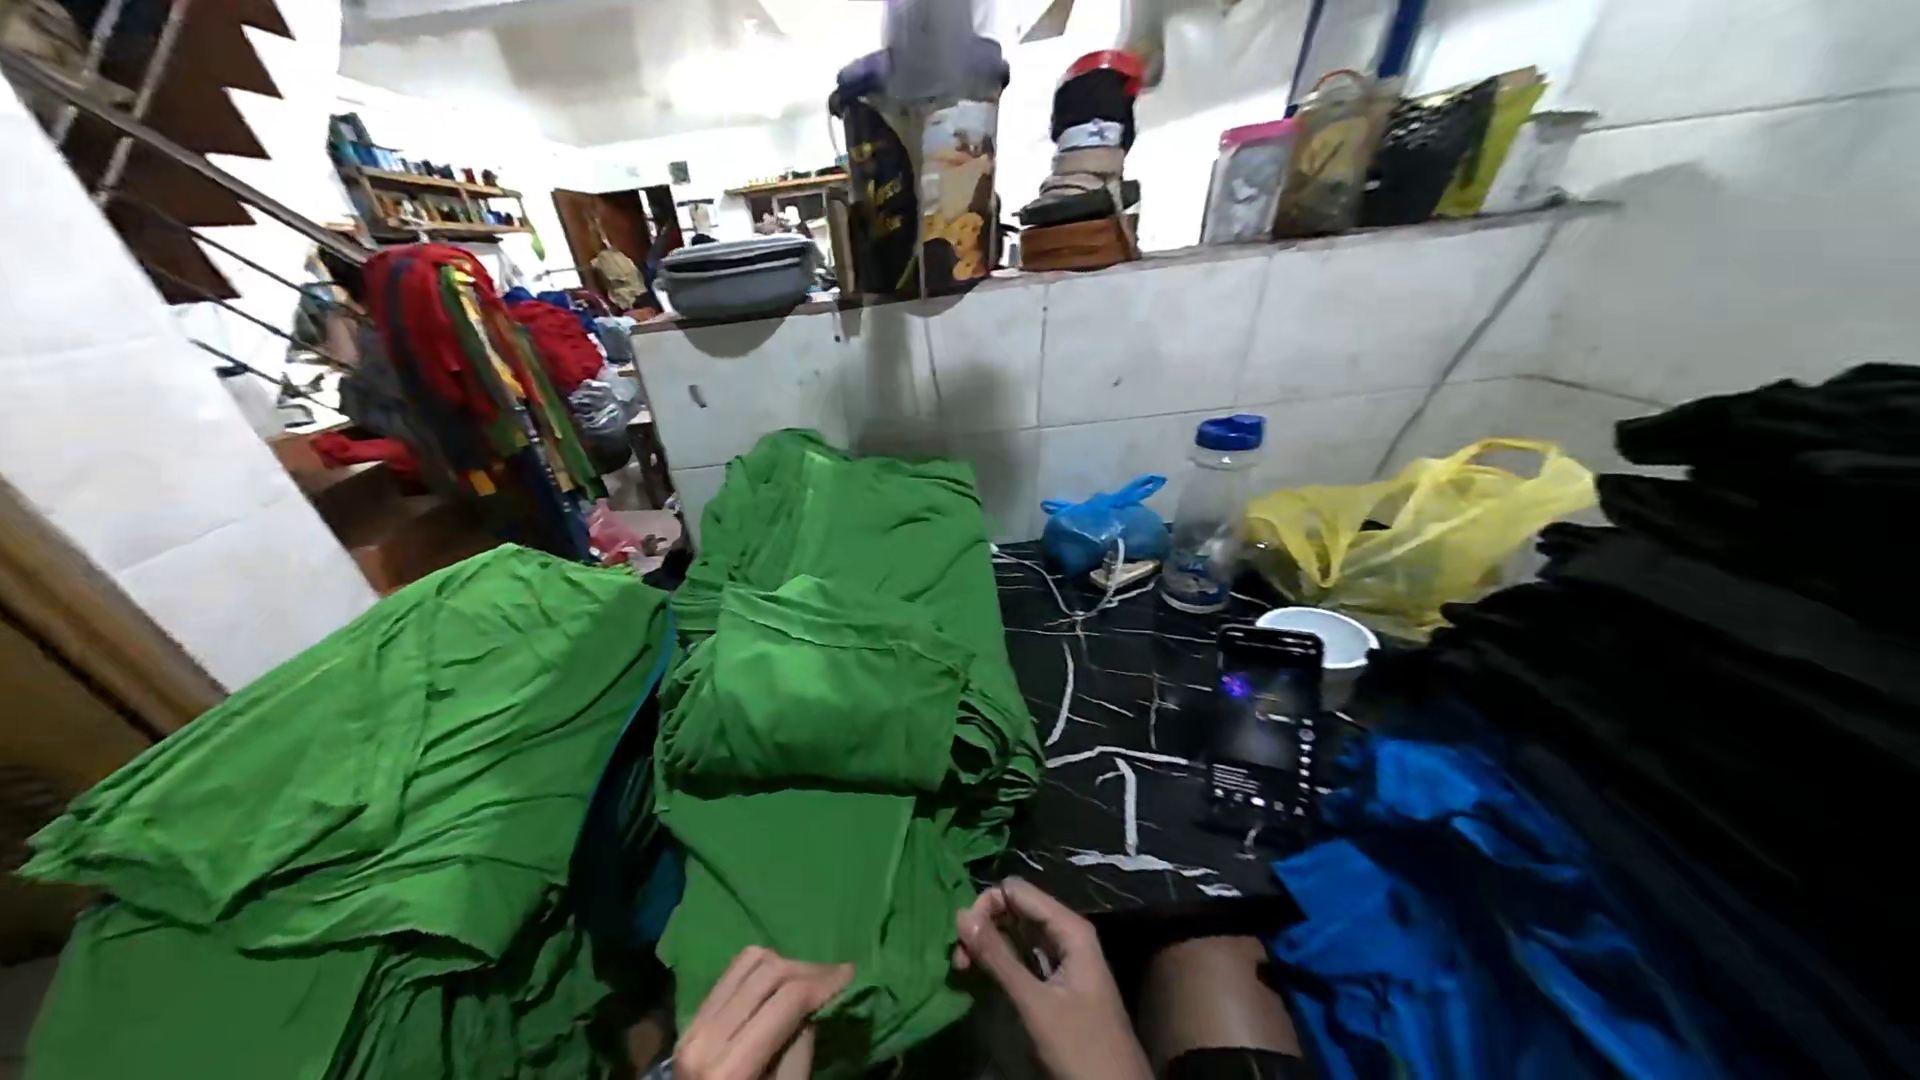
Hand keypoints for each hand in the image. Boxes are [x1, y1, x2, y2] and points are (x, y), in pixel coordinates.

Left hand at [673, 947, 852, 1079]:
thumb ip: (801, 1046)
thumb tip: (817, 1000)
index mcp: (729, 1069)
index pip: (786, 1000)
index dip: (823, 982)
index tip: (852, 975)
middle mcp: (704, 1038)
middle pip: (768, 972)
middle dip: (809, 969)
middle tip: (837, 976)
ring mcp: (692, 1026)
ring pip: (750, 961)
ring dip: (786, 964)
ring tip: (810, 979)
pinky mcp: (691, 1021)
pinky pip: (732, 972)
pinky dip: (762, 968)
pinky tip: (781, 981)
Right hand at [954, 878, 1153, 1079]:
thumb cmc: (1081, 1047)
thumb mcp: (1035, 1003)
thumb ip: (998, 958)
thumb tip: (961, 914)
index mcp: (1069, 927)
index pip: (1016, 891)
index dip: (986, 905)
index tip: (962, 938)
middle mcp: (1066, 932)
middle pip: (1016, 909)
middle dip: (985, 926)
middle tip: (959, 958)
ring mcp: (1064, 956)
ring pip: (1017, 933)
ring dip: (989, 945)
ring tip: (964, 969)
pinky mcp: (1058, 980)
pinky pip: (1024, 956)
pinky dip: (1002, 961)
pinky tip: (982, 976)